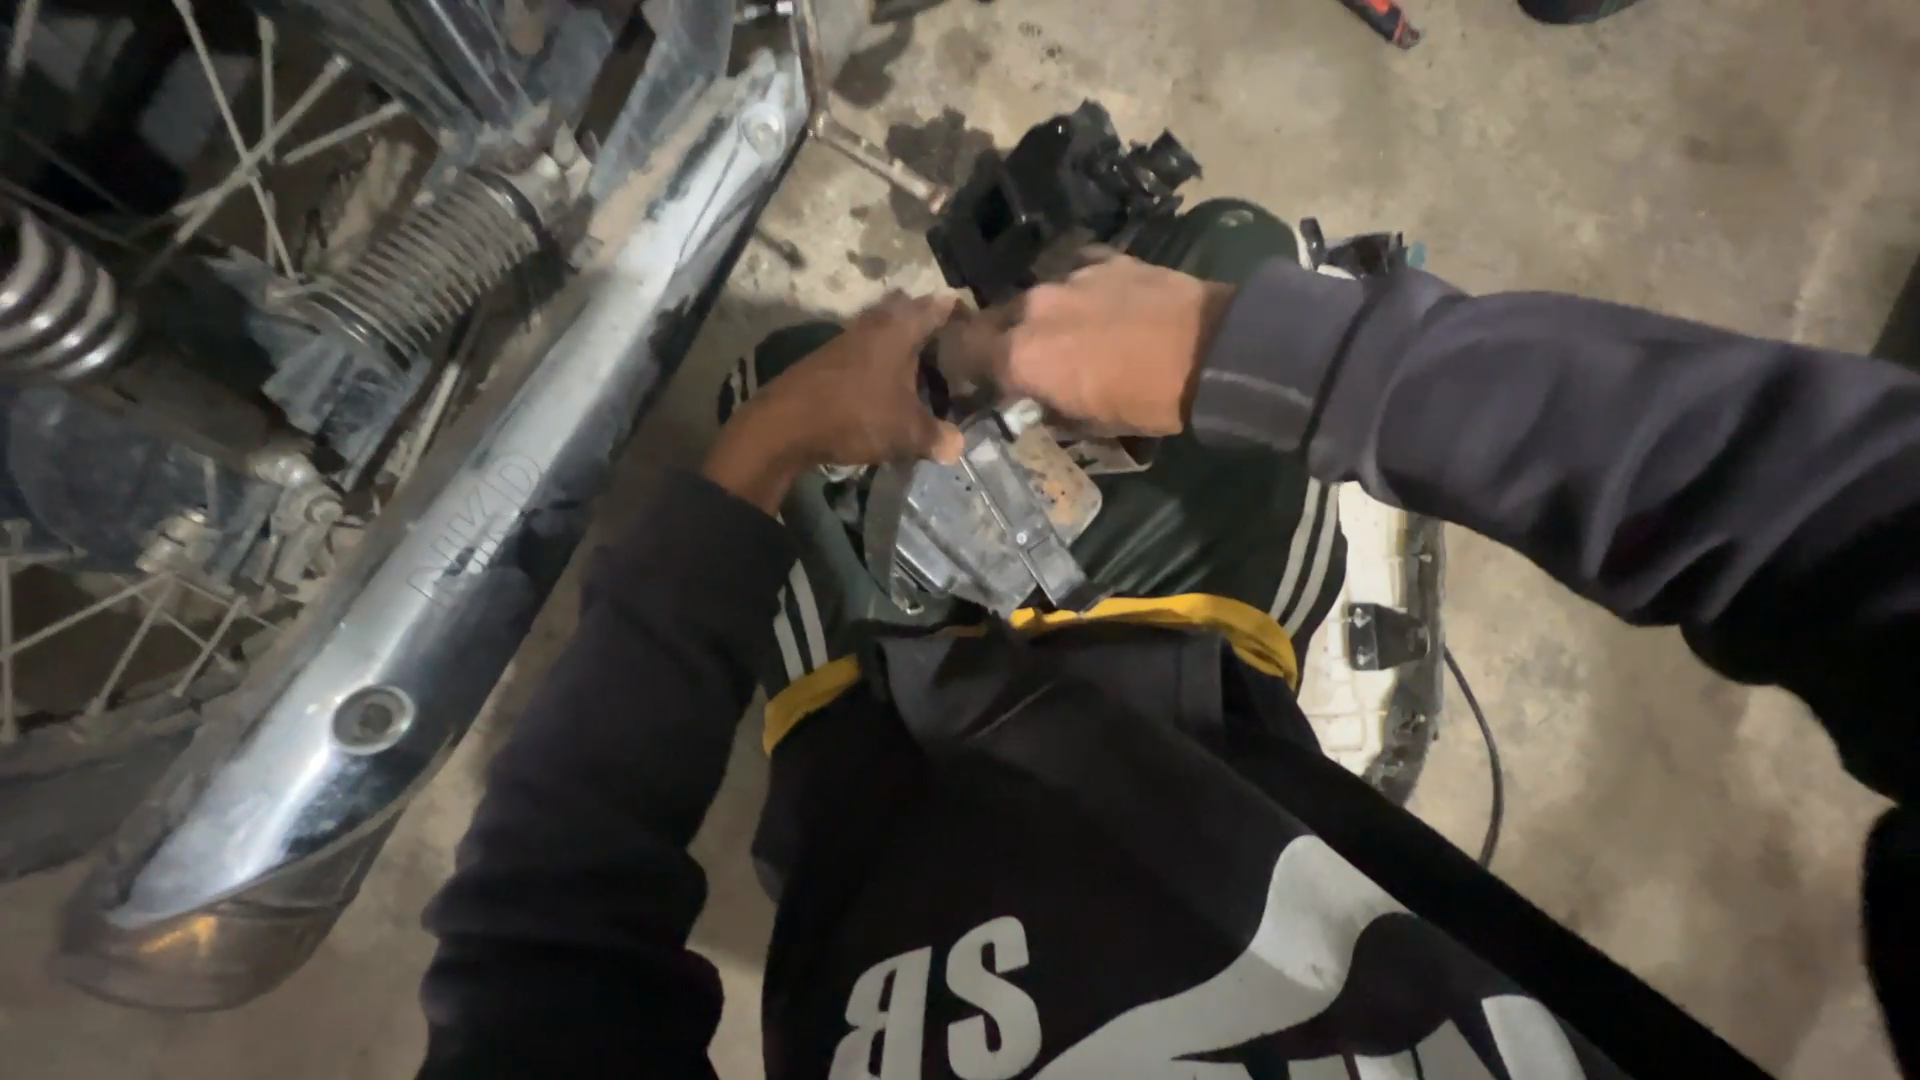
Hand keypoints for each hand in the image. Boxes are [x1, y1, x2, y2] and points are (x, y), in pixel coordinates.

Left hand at [703, 292, 962, 512]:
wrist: (784, 425)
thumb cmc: (856, 416)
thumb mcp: (907, 433)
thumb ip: (937, 437)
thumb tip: (957, 445)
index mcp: (900, 328)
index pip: (938, 305)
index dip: (960, 312)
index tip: (975, 325)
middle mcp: (874, 322)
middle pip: (907, 310)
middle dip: (927, 324)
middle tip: (947, 349)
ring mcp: (846, 338)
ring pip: (883, 330)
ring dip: (901, 345)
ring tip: (921, 371)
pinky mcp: (827, 357)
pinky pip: (865, 350)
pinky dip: (880, 362)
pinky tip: (887, 387)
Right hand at [939, 253, 1236, 435]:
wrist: (1215, 351)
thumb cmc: (1148, 401)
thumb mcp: (1088, 424)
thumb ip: (1045, 405)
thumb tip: (1032, 397)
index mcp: (1019, 355)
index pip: (958, 351)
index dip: (956, 364)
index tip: (970, 378)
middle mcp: (1031, 308)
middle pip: (991, 319)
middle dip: (995, 339)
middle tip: (1020, 360)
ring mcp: (1067, 277)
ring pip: (1033, 297)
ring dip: (1039, 317)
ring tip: (1070, 333)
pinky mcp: (1104, 258)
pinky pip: (1072, 273)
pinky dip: (1076, 290)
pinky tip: (1099, 304)